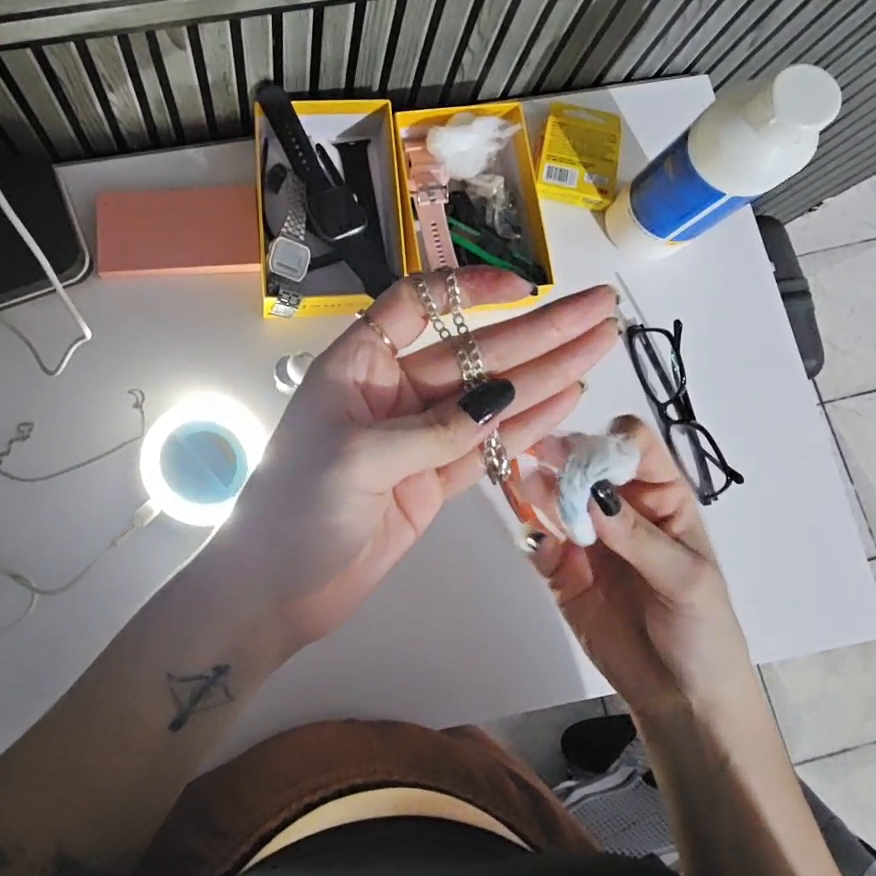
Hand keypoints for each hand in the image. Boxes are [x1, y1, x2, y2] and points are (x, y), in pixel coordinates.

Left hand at [223, 268, 619, 647]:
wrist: (274, 589)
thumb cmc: (295, 510)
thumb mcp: (357, 458)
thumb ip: (432, 430)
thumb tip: (500, 400)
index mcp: (358, 366)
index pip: (416, 306)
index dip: (467, 289)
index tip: (522, 286)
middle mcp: (391, 392)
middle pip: (473, 351)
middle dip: (537, 332)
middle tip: (598, 311)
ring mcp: (416, 438)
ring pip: (490, 398)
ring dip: (546, 374)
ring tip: (602, 346)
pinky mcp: (431, 481)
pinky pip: (486, 446)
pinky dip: (526, 426)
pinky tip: (567, 399)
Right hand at [526, 416, 759, 717]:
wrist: (681, 699)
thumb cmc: (703, 631)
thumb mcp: (685, 579)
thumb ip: (636, 535)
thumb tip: (590, 492)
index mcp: (662, 499)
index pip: (635, 448)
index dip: (612, 442)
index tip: (589, 454)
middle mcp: (620, 508)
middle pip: (586, 465)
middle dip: (564, 458)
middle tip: (539, 457)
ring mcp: (588, 538)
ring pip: (555, 497)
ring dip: (540, 489)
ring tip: (528, 489)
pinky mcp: (561, 570)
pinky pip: (538, 541)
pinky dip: (531, 534)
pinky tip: (536, 543)